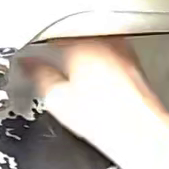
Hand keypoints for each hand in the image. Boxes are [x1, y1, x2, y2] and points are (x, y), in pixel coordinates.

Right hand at [22, 38, 168, 133]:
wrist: (140, 132)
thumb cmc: (105, 117)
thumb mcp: (55, 97)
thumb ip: (38, 75)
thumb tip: (28, 66)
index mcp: (80, 43)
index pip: (51, 36)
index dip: (37, 48)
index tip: (30, 58)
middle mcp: (103, 42)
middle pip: (73, 37)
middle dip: (59, 49)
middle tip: (47, 63)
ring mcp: (122, 51)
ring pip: (92, 44)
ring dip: (79, 54)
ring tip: (70, 73)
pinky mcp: (134, 65)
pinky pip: (108, 56)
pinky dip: (97, 63)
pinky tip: (93, 81)